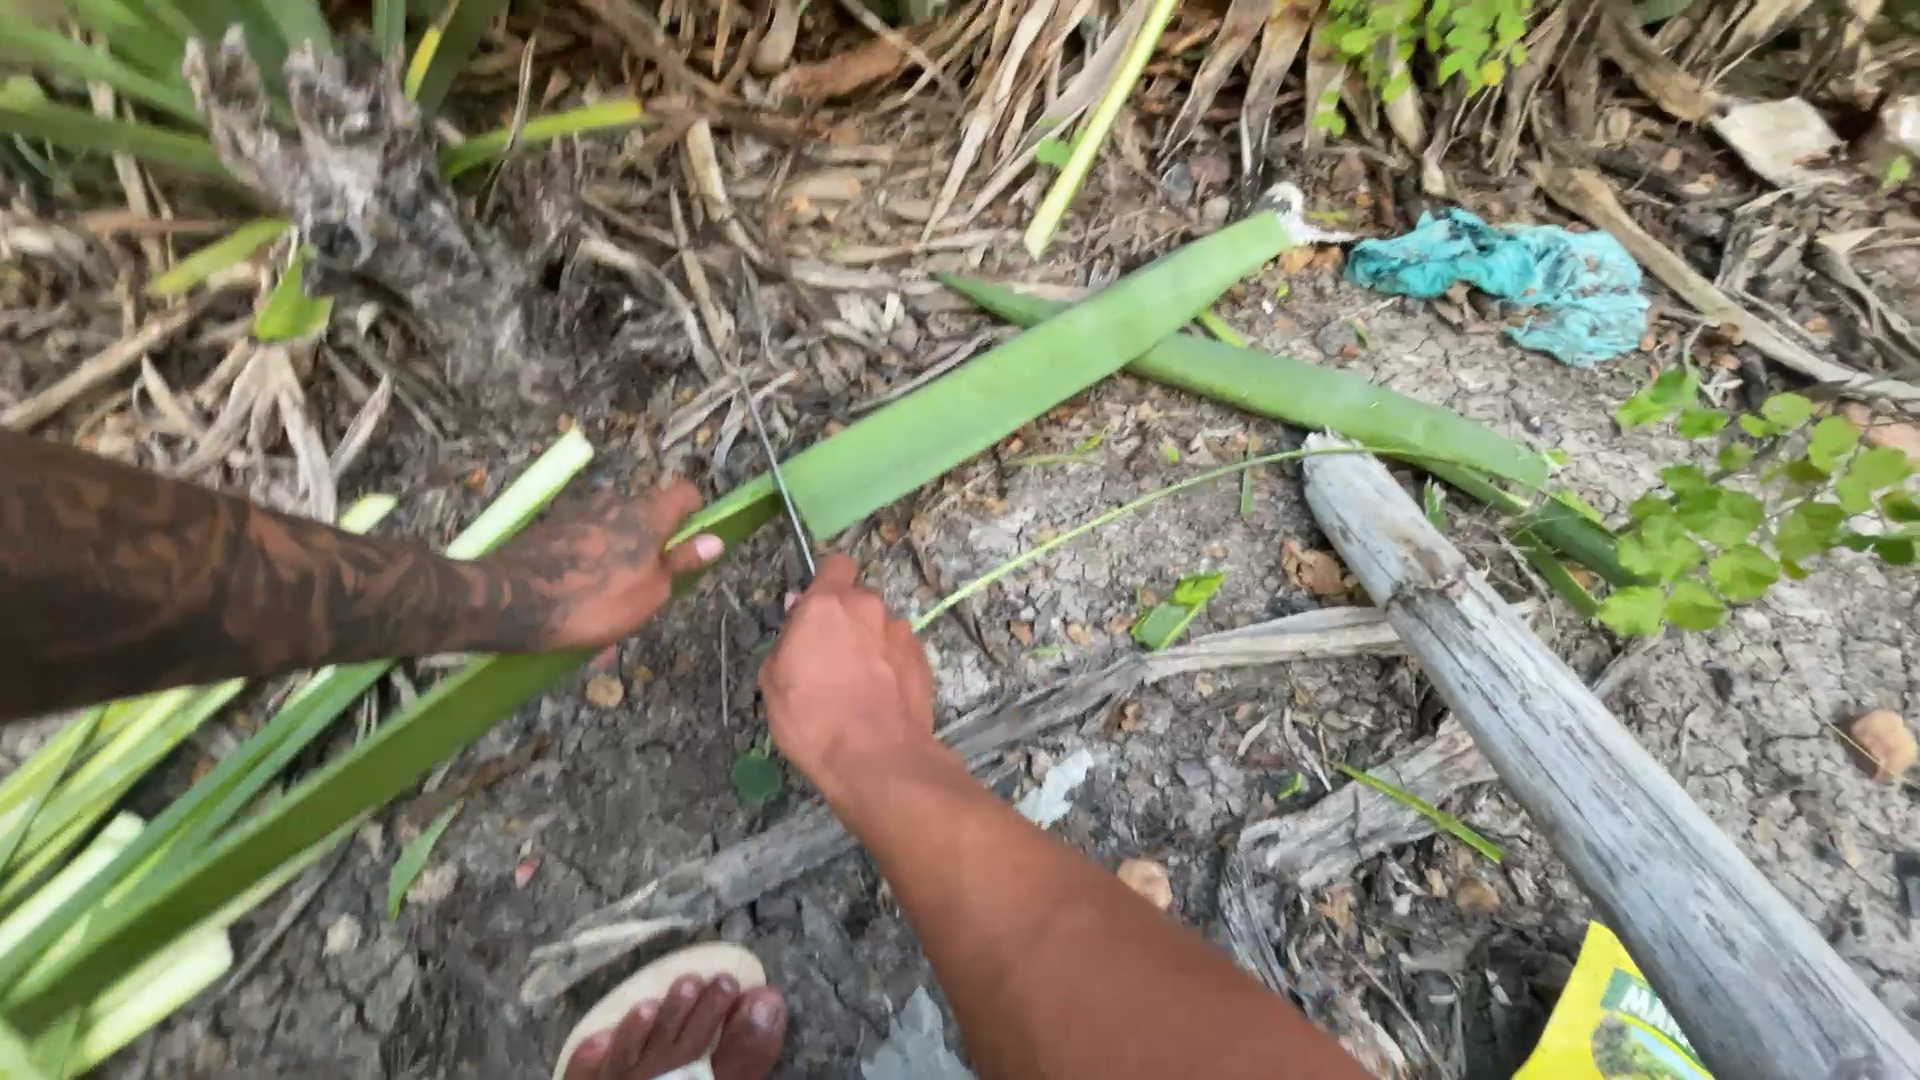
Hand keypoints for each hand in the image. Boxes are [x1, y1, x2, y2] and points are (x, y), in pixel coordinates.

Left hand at [484, 477, 722, 650]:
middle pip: (645, 514)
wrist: (507, 601)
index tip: (694, 536)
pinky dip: (588, 568)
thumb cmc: (594, 600)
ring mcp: (577, 514)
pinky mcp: (549, 530)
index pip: (683, 491)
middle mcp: (614, 504)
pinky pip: (582, 546)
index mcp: (646, 515)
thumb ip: (682, 563)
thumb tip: (715, 540)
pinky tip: (580, 605)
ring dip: (617, 559)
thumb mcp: (652, 591)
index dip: (694, 510)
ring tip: (610, 603)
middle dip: (652, 544)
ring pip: (612, 532)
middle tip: (649, 584)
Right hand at [758, 554, 935, 797]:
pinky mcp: (921, 657)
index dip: (827, 580)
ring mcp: (900, 631)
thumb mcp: (774, 681)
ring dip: (870, 642)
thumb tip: (797, 613)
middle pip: (858, 598)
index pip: (835, 564)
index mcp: (827, 603)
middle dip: (847, 617)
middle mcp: (868, 607)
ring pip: (880, 625)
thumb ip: (787, 638)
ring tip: (859, 681)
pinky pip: (899, 650)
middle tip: (832, 653)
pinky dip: (890, 663)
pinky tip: (881, 694)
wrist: (875, 755)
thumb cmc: (812, 717)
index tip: (816, 607)